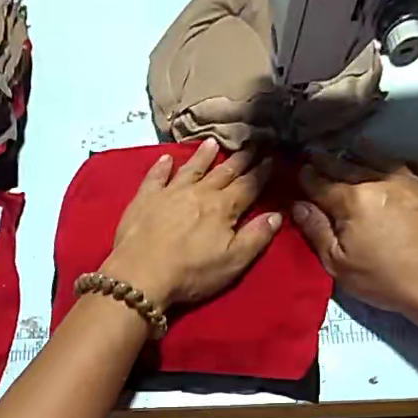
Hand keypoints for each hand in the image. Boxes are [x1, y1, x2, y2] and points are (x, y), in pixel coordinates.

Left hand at [97, 139, 280, 306]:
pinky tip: (166, 158)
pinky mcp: (145, 198)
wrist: (141, 274)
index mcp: (224, 208)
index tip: (273, 157)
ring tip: (213, 143)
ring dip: (204, 156)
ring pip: (192, 168)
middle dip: (240, 159)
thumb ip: (256, 237)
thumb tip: (277, 214)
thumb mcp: (233, 262)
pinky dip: (162, 166)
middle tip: (252, 144)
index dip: (263, 171)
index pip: (249, 185)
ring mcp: (170, 192)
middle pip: (224, 171)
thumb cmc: (191, 273)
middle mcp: (199, 192)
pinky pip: (156, 176)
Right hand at [292, 151, 417, 323]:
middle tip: (317, 154)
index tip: (299, 169)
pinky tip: (403, 164)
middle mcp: (381, 181)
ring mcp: (413, 180)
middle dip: (330, 162)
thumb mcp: (338, 264)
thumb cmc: (384, 279)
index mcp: (353, 201)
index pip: (322, 185)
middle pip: (349, 168)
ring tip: (355, 147)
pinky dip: (408, 163)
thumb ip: (317, 231)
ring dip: (365, 154)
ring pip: (383, 160)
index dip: (308, 178)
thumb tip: (299, 206)